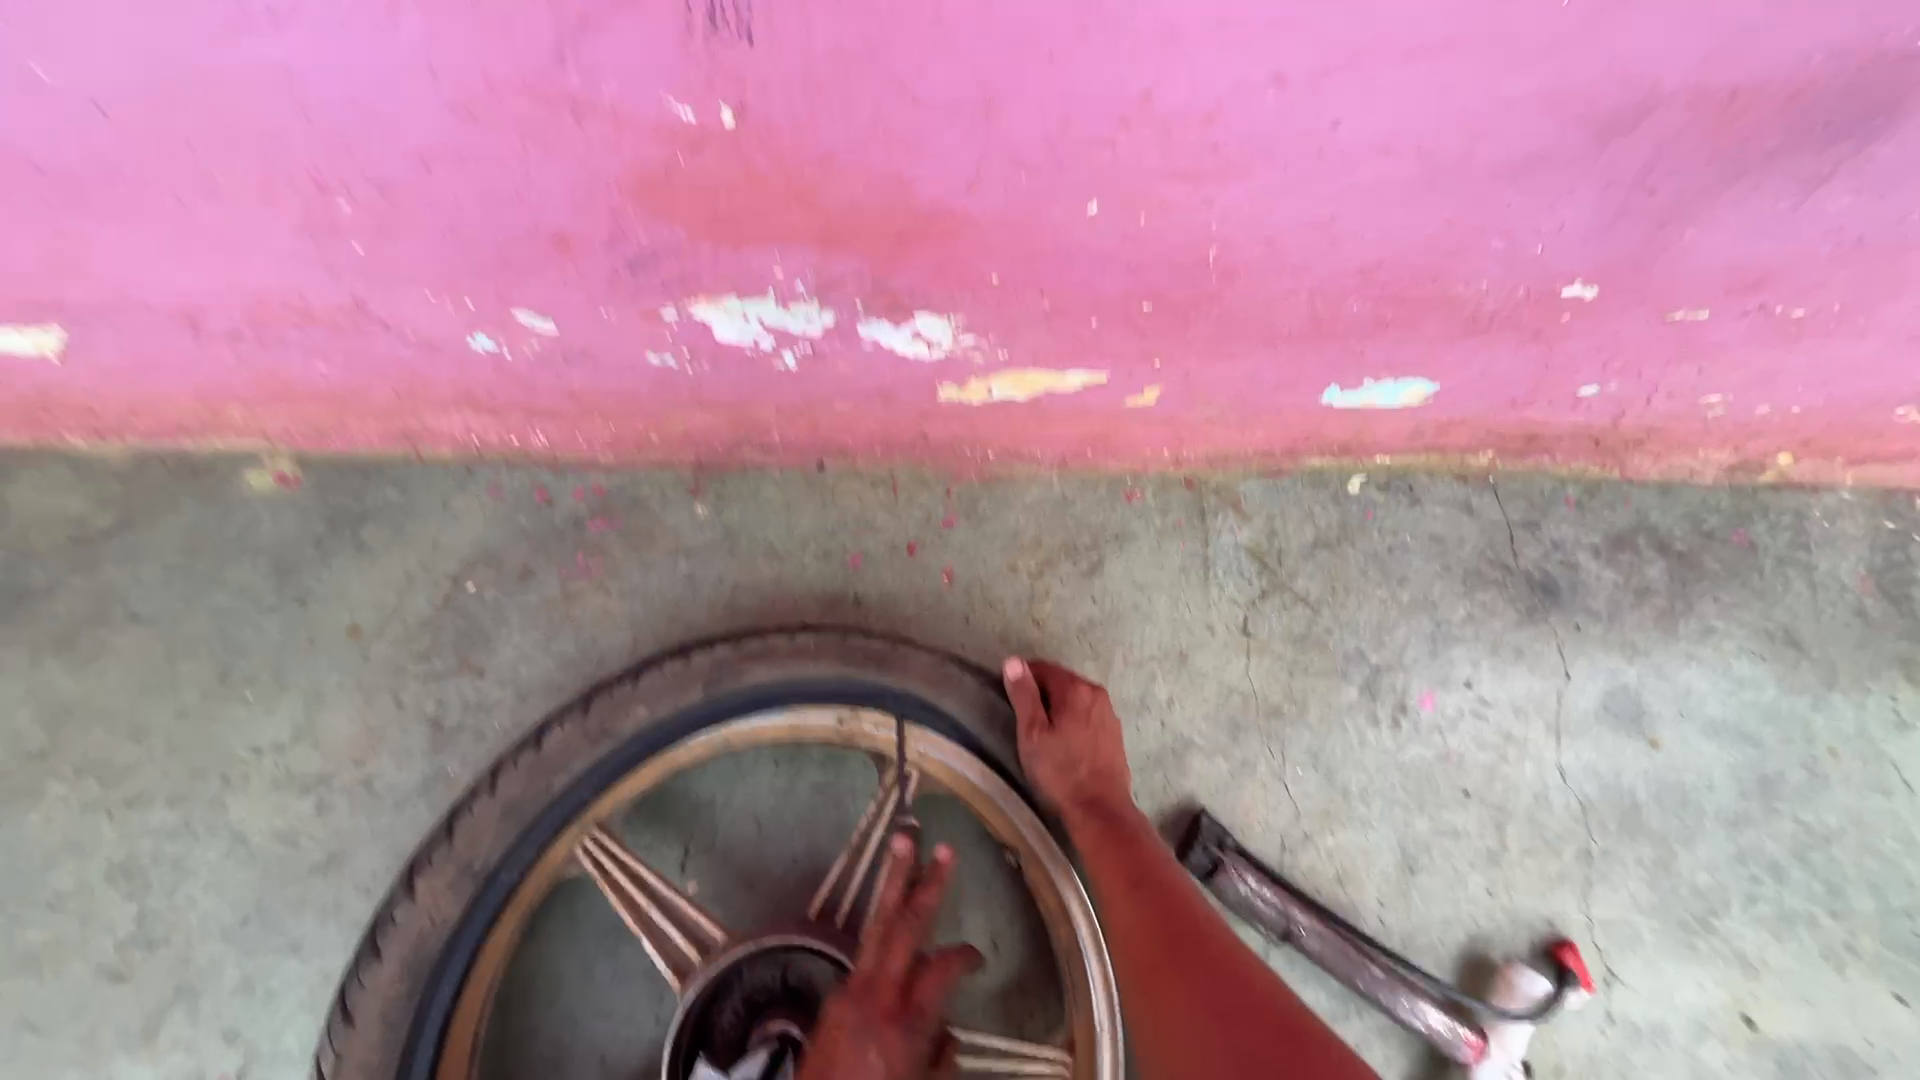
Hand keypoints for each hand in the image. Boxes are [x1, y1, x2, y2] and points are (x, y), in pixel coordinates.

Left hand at [796, 837, 982, 1079]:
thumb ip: (938, 1057)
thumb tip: (945, 1032)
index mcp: (903, 1024)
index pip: (943, 970)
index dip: (964, 957)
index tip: (977, 958)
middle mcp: (875, 997)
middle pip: (905, 927)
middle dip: (926, 884)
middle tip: (943, 848)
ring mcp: (849, 992)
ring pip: (878, 926)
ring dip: (893, 884)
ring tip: (903, 843)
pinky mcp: (833, 998)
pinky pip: (866, 959)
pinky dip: (883, 936)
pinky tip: (892, 922)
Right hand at [1001, 658, 1134, 828]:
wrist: (1100, 809)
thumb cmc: (1060, 772)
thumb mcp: (1032, 733)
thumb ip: (1023, 695)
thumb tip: (1014, 661)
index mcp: (1075, 689)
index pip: (1043, 668)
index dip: (1023, 677)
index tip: (1010, 695)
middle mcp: (1096, 694)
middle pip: (1062, 681)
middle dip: (1041, 691)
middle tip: (1023, 715)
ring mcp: (1109, 713)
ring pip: (1076, 698)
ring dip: (1058, 705)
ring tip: (1042, 728)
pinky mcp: (1114, 732)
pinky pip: (1087, 714)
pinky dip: (1073, 718)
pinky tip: (1065, 739)